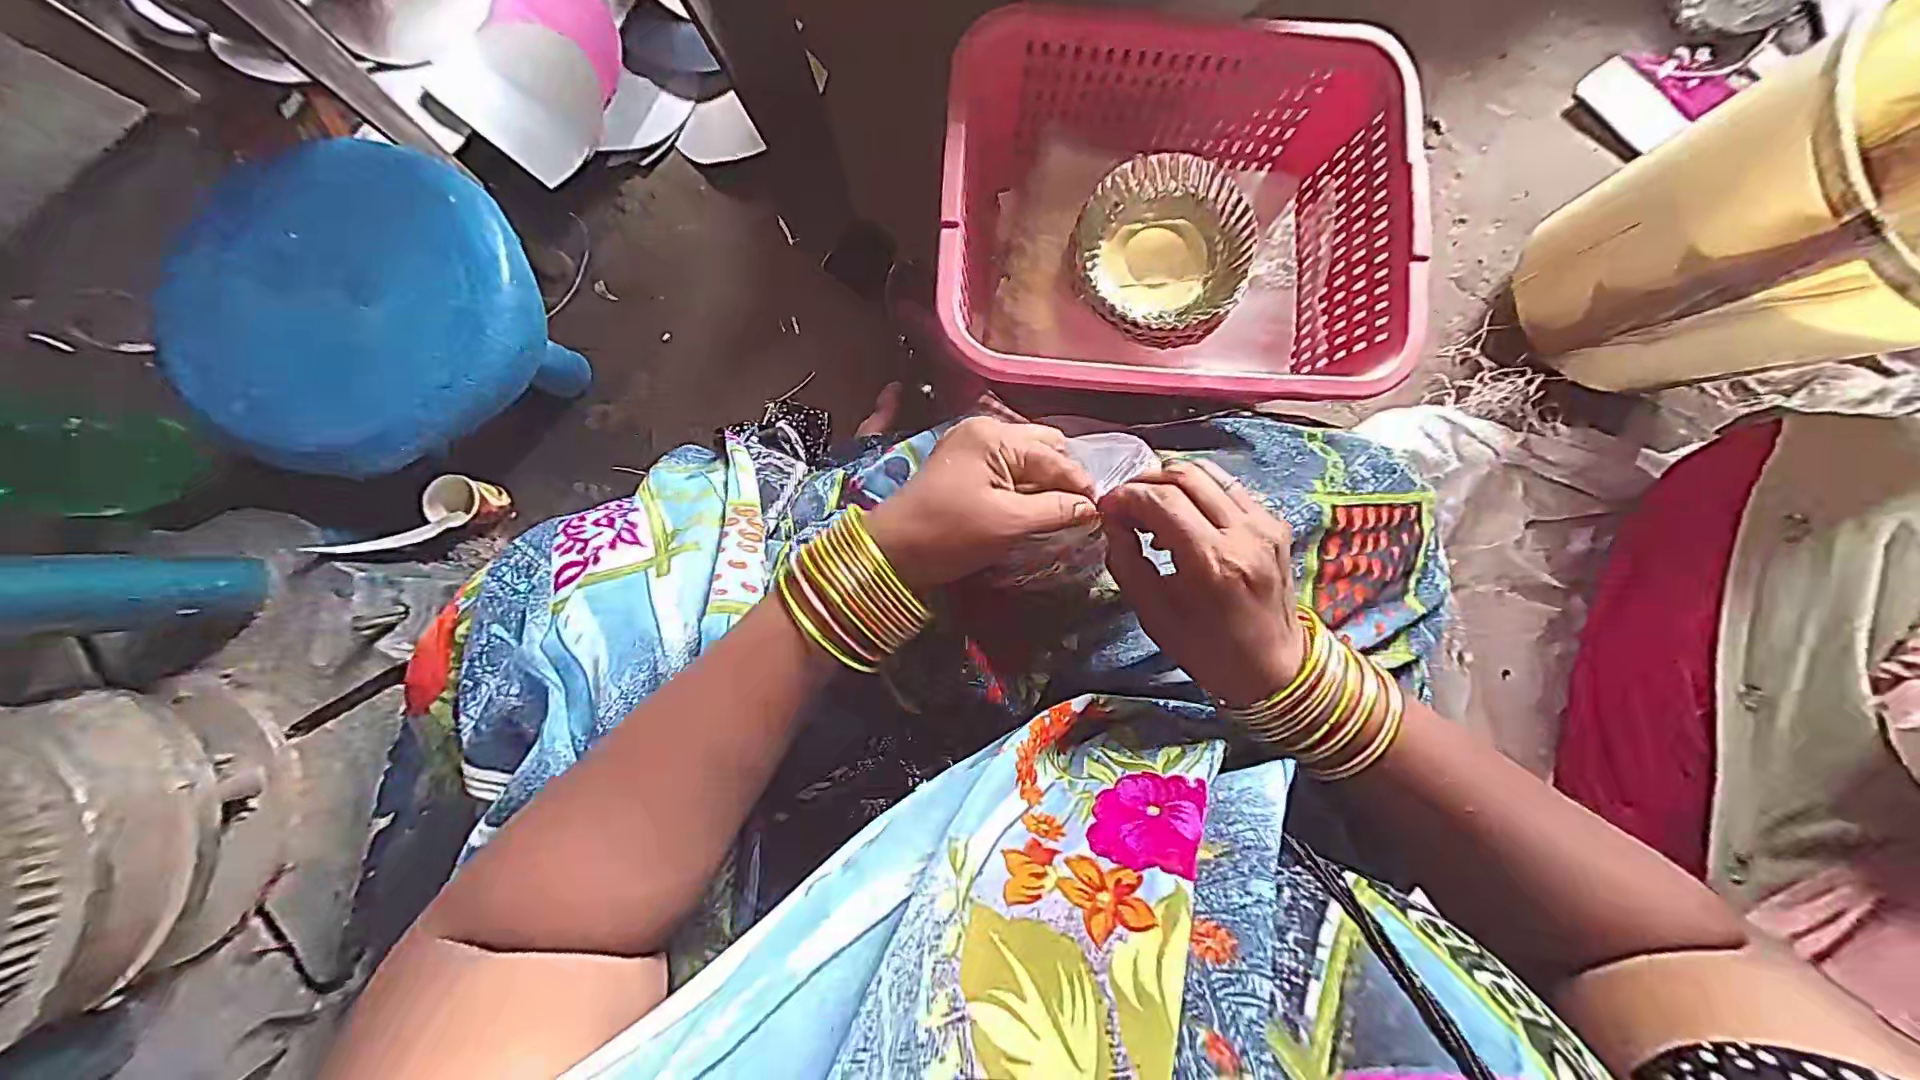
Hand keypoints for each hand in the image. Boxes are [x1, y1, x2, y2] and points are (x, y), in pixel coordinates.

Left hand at [865, 417, 1097, 589]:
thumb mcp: (1008, 523)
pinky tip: (1035, 509)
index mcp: (994, 436)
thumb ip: (1056, 510)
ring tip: (1061, 513)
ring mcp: (973, 447)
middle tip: (1079, 512)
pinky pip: (1009, 470)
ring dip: (1046, 484)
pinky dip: (1026, 487)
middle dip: (1064, 478)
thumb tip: (1093, 508)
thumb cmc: (948, 534)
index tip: (1102, 512)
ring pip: (1027, 460)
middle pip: (1043, 448)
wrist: (891, 551)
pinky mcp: (966, 467)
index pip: (1054, 457)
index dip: (1081, 485)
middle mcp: (985, 430)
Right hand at [1100, 459, 1304, 705]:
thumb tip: (1112, 521)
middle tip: (1124, 504)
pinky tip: (1182, 518)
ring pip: (1209, 472)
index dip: (1126, 496)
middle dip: (1145, 482)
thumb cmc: (1207, 649)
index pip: (1161, 500)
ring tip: (1151, 508)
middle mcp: (1244, 533)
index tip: (1107, 507)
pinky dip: (1197, 492)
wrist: (1273, 668)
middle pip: (1185, 475)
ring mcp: (1265, 525)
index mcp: (1212, 561)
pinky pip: (1228, 488)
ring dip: (1171, 482)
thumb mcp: (1153, 613)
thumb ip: (1127, 561)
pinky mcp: (1276, 524)